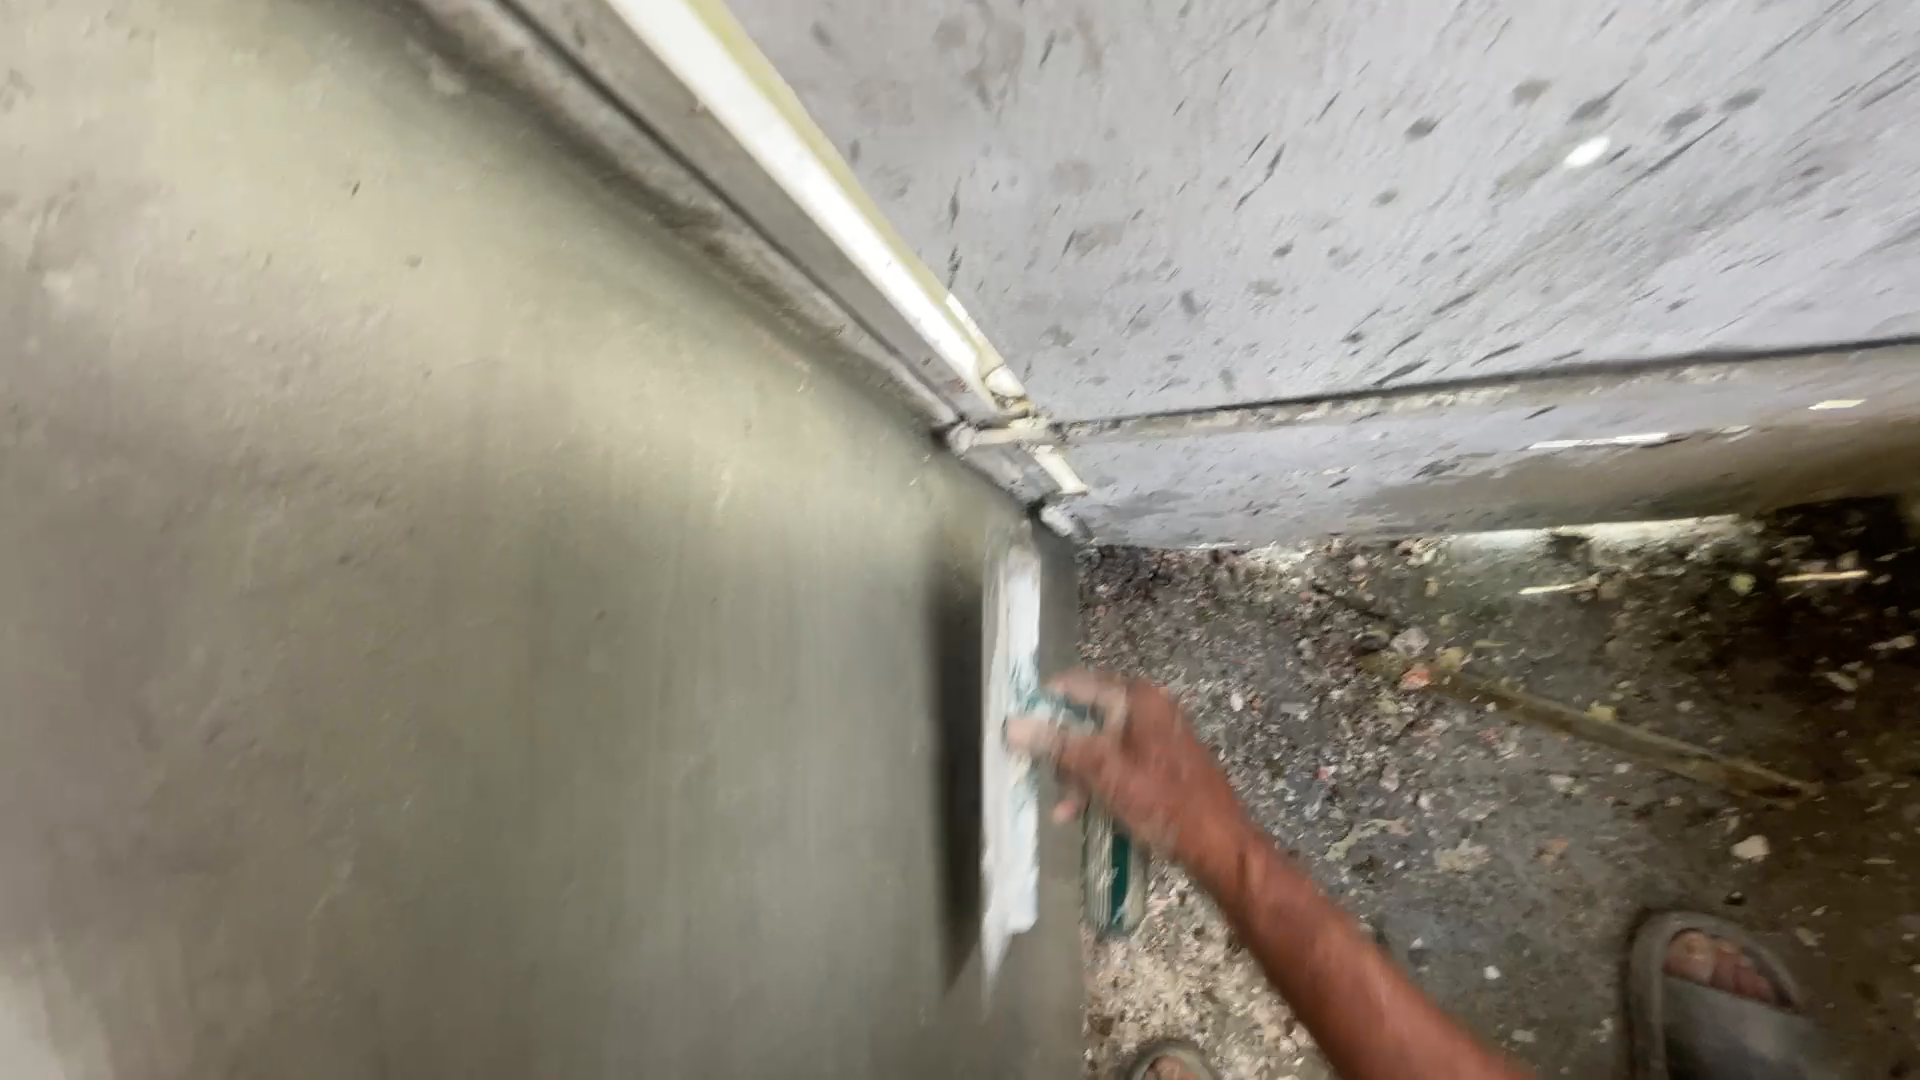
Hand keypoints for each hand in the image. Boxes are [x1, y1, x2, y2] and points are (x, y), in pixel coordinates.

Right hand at [1008, 669, 1252, 884]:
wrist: (1219, 844)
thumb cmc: (1159, 799)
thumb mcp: (1100, 769)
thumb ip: (1054, 744)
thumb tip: (1011, 725)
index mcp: (1136, 697)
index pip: (1077, 684)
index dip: (1044, 702)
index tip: (1018, 724)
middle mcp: (1149, 707)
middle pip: (1088, 716)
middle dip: (1062, 749)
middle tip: (1042, 774)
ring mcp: (1159, 734)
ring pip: (1103, 743)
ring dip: (1079, 772)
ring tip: (1065, 807)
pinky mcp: (1165, 762)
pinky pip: (1121, 761)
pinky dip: (1102, 780)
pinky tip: (1085, 810)